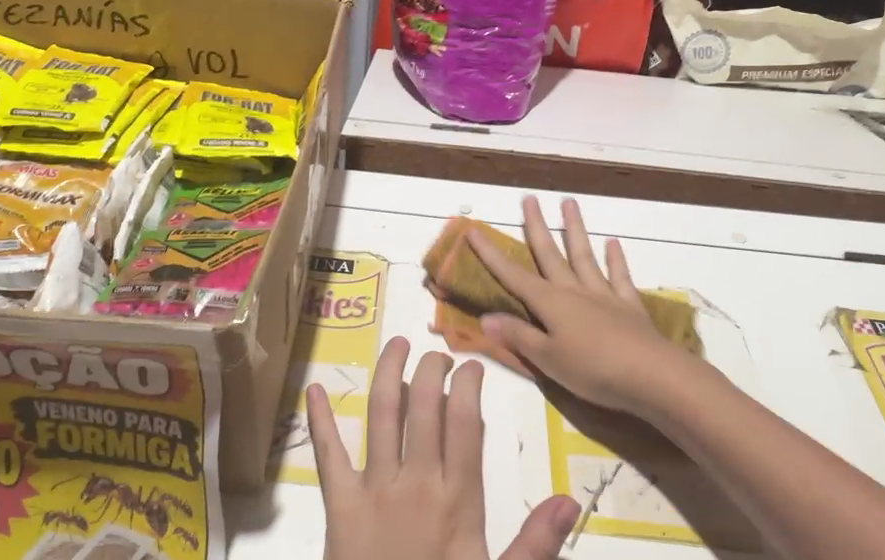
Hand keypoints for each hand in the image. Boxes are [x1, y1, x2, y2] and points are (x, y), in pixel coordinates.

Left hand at [309, 336, 580, 559]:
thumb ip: (535, 544)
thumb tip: (570, 500)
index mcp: (457, 499)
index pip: (466, 424)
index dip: (469, 387)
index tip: (473, 363)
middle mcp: (416, 482)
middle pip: (424, 407)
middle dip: (432, 370)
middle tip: (439, 351)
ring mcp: (374, 489)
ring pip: (382, 415)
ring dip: (388, 374)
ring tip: (396, 344)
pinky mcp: (339, 505)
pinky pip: (328, 455)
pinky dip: (320, 420)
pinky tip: (314, 389)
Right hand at [468, 196, 686, 412]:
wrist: (653, 376)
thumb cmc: (593, 371)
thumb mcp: (548, 359)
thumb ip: (518, 336)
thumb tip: (485, 316)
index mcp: (550, 303)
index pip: (513, 275)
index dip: (491, 254)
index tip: (473, 229)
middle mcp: (574, 291)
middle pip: (550, 254)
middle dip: (536, 227)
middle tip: (529, 198)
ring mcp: (604, 295)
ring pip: (584, 256)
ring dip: (575, 230)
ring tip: (570, 203)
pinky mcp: (629, 307)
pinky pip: (620, 277)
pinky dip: (616, 260)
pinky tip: (613, 243)